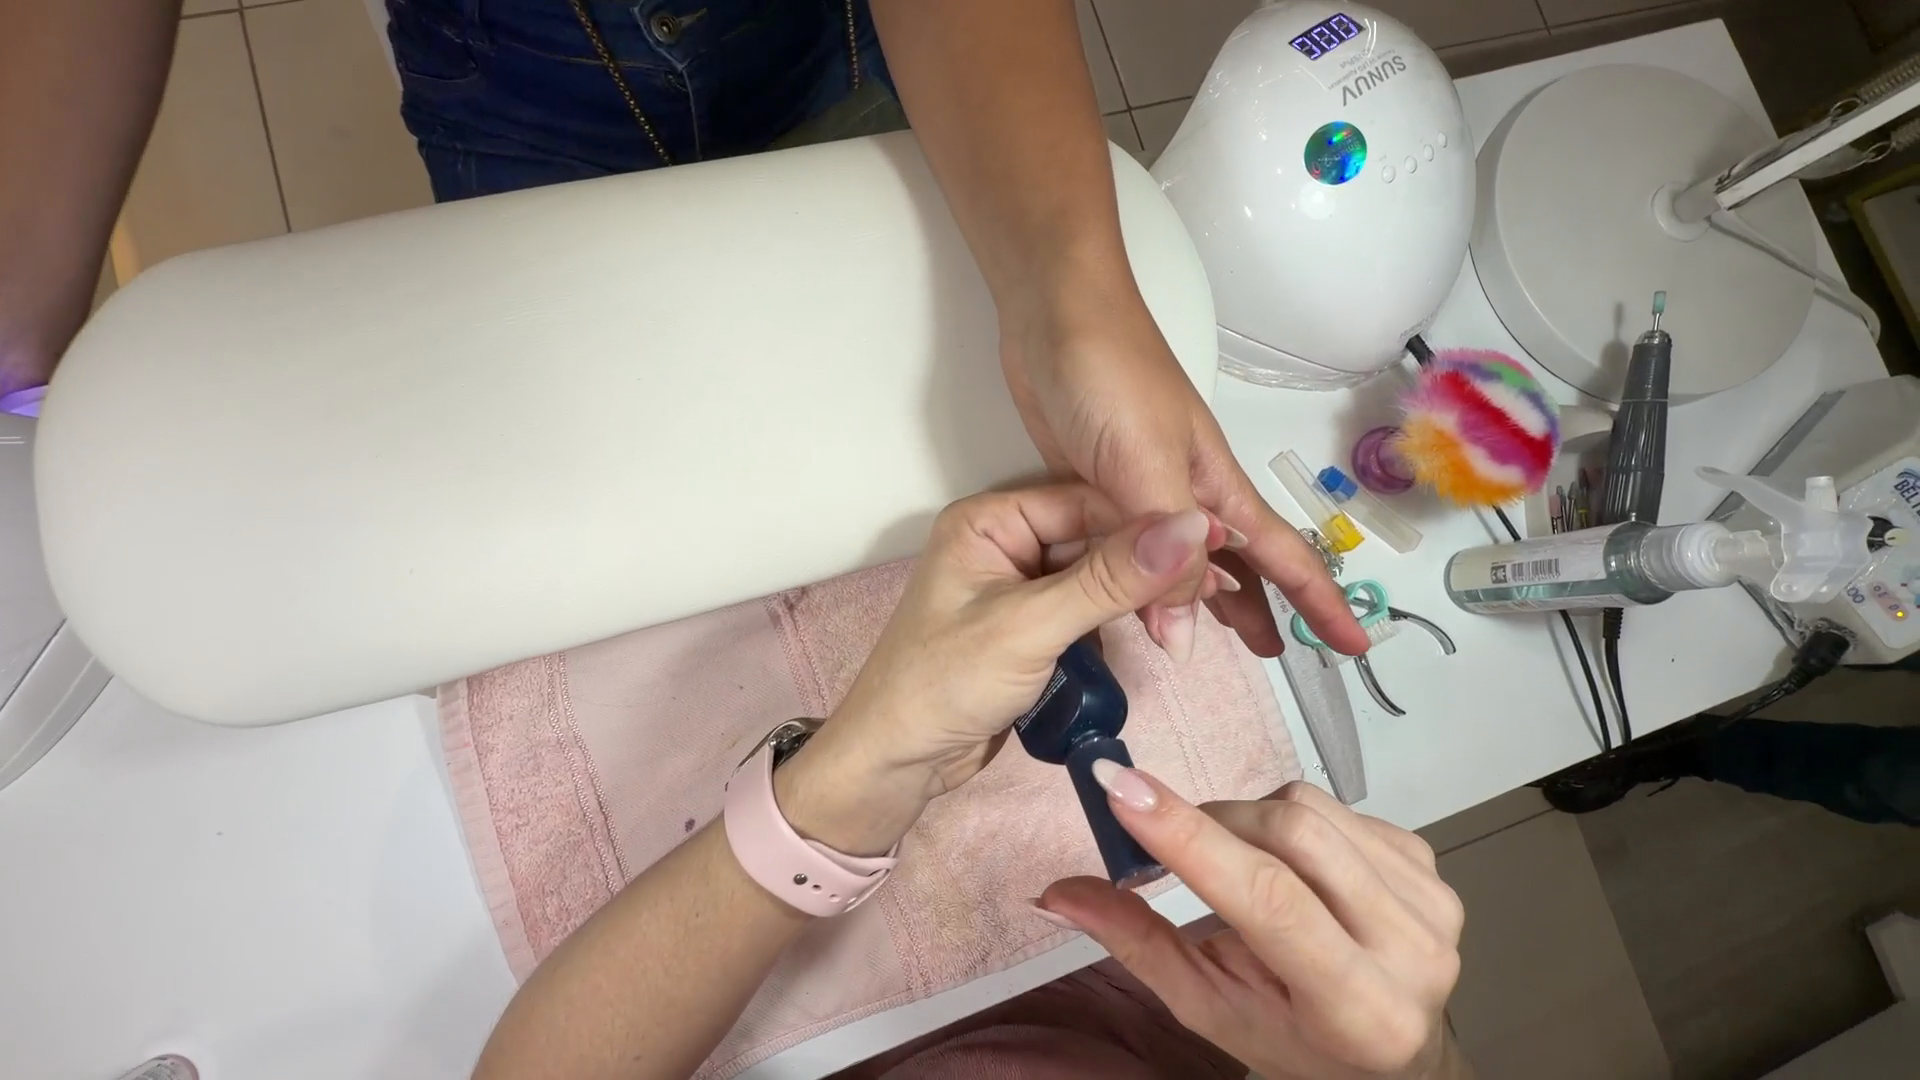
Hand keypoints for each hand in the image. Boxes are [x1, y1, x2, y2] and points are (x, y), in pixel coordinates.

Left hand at [785, 486, 1217, 853]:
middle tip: (1205, 594)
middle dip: (1144, 567)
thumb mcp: (1030, 626)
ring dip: (1131, 598)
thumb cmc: (942, 685)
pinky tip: (1142, 635)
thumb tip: (1188, 526)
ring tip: (1178, 620)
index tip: (1210, 548)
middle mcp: (1003, 543)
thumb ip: (1110, 577)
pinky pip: (1082, 609)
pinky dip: (1110, 624)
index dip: (1147, 524)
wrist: (898, 762)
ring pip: (1094, 575)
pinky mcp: (1025, 625)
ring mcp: (1014, 586)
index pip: (1086, 502)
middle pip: (1094, 536)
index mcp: (990, 521)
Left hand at [1000, 287, 1367, 659]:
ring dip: (1199, 602)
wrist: (1053, 317)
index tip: (1355, 647)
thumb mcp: (1148, 467)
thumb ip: (1169, 547)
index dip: (1320, 601)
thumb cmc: (1113, 381)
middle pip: (1235, 564)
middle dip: (1259, 609)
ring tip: (1203, 644)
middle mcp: (1186, 495)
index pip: (1283, 554)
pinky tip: (1130, 599)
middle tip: (1270, 657)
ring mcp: (1142, 492)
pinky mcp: (1100, 490)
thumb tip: (1186, 634)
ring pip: (1181, 562)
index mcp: (1215, 487)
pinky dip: (1140, 581)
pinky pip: (1131, 551)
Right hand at [1039, 773, 1466, 1079]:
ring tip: (1241, 862)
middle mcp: (1414, 954)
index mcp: (1357, 1010)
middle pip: (1290, 834)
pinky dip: (1287, 817)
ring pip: (1307, 806)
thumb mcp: (1206, 1003)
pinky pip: (1334, 802)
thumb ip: (1134, 942)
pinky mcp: (1431, 863)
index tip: (1118, 785)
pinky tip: (1292, 863)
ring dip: (1249, 818)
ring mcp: (1434, 903)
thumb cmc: (1288, 1034)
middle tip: (1179, 841)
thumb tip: (1052, 893)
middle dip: (1214, 822)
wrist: (1392, 1048)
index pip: (1267, 900)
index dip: (1188, 836)